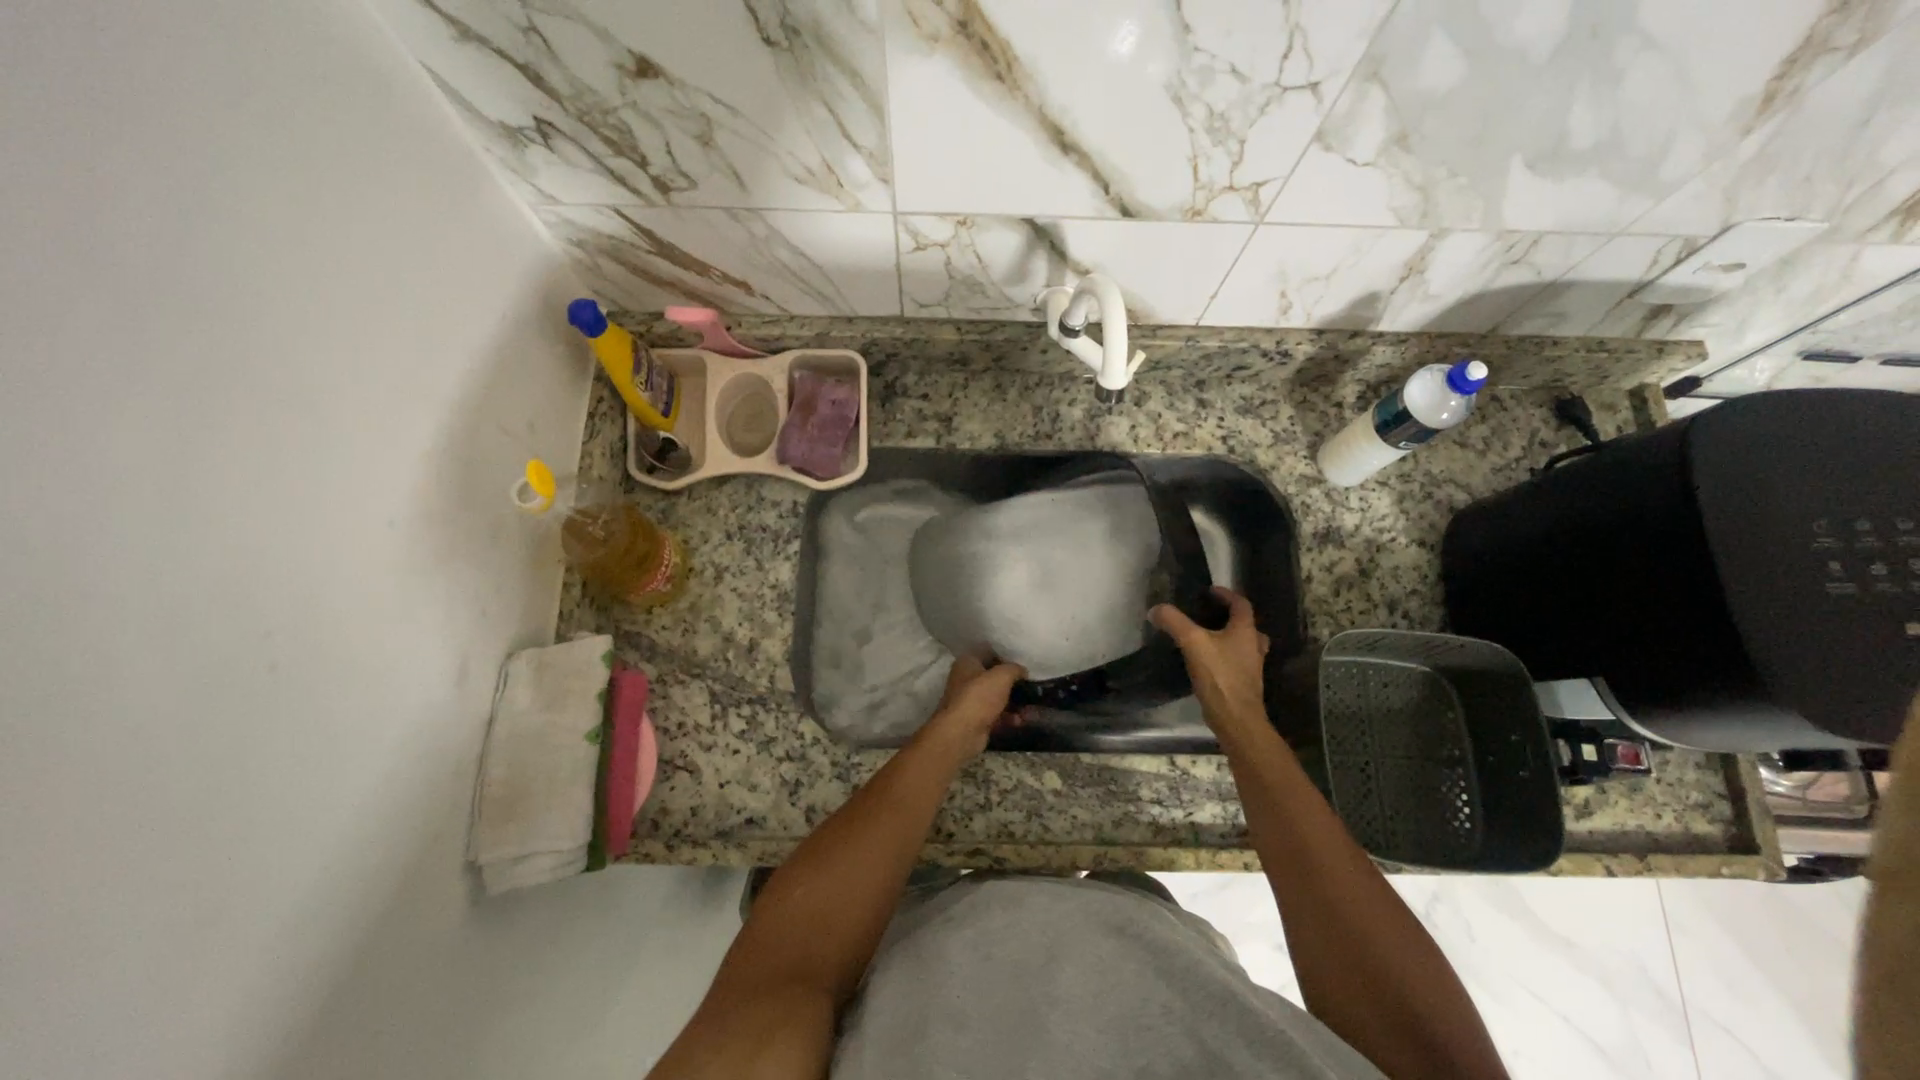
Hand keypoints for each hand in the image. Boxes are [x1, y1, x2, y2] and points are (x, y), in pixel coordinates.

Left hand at [917, 656, 1025, 762]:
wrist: (962, 732)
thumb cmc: (979, 697)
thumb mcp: (1002, 676)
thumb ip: (1014, 669)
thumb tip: (1022, 671)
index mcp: (967, 662)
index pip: (988, 654)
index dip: (1006, 658)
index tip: (1023, 664)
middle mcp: (965, 680)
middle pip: (993, 678)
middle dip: (1012, 685)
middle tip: (1031, 688)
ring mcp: (969, 701)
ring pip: (996, 698)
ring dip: (1013, 704)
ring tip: (1029, 709)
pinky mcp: (974, 720)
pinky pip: (995, 715)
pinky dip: (1007, 718)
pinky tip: (1019, 721)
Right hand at [1151, 587, 1269, 738]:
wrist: (1236, 717)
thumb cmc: (1219, 675)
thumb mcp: (1192, 643)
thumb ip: (1174, 622)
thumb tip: (1156, 609)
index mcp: (1245, 631)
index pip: (1241, 604)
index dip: (1226, 594)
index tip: (1210, 591)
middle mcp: (1254, 645)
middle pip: (1246, 625)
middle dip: (1229, 617)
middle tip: (1209, 616)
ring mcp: (1252, 666)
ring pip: (1243, 645)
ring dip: (1229, 638)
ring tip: (1207, 639)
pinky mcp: (1244, 683)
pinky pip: (1236, 662)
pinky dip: (1225, 657)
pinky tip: (1207, 663)